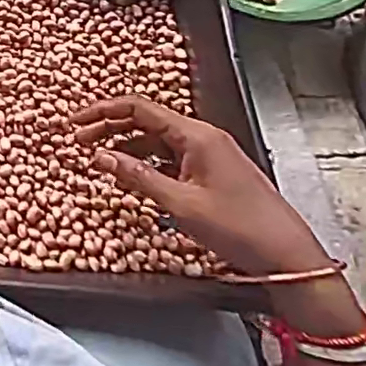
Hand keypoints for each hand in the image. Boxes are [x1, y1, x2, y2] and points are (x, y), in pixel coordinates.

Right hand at [71, 96, 328, 273]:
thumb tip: (100, 156)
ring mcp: (207, 154)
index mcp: (196, 135)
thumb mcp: (180, 203)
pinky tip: (129, 175)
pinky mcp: (209, 171)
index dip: (103, 111)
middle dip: (109, 127)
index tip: (76, 123)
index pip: (139, 108)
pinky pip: (168, 157)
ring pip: (155, 140)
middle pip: (145, 121)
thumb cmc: (240, 228)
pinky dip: (144, 162)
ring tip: (98, 159)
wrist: (289, 256)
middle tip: (79, 141)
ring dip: (124, 146)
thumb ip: (137, 176)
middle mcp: (202, 137)